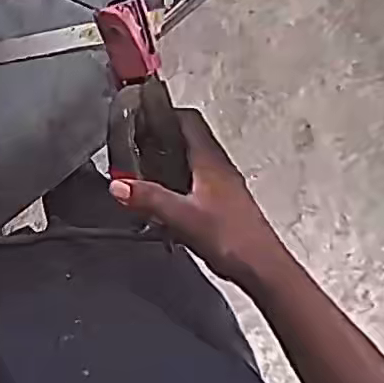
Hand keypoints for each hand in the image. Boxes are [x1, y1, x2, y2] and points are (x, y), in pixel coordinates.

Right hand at [108, 109, 291, 286]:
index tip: (142, 113)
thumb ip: (149, 198)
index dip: (164, 112)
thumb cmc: (234, 240)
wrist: (264, 270)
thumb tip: (119, 184)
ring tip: (143, 167)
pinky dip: (177, 180)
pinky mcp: (222, 203)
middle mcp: (219, 168)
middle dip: (161, 135)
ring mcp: (222, 186)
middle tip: (135, 140)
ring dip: (168, 158)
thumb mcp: (182, 217)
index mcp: (211, 162)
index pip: (188, 120)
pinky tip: (164, 198)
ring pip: (192, 159)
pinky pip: (196, 180)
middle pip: (188, 137)